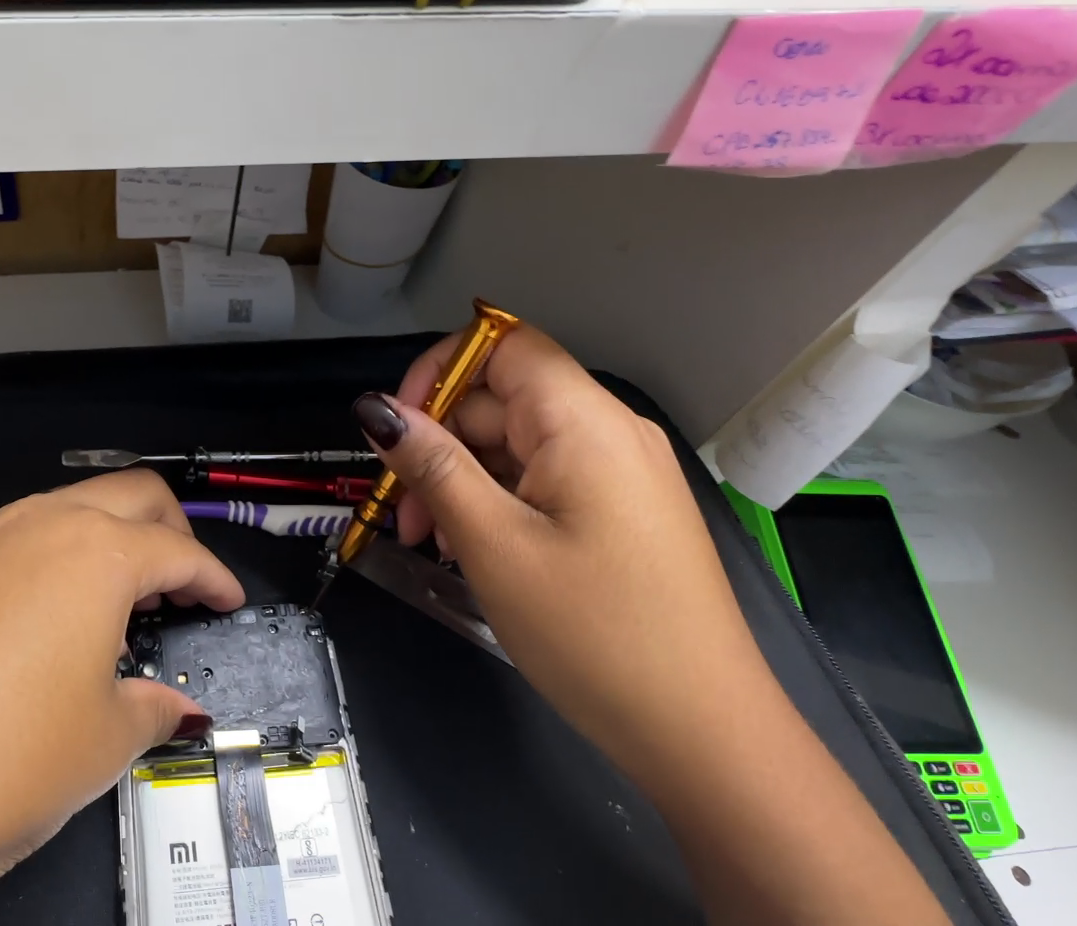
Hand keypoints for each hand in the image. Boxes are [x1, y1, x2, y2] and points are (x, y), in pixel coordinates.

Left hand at [0, 469, 244, 925]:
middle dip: (170, 531)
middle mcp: (43, 525)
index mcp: (99, 553)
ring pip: (71, 508)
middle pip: (130, 495)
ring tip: (125, 601)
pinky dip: (61, 558)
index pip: (180, 552)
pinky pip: (24, 540)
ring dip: (111, 538)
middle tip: (185, 584)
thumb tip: (174, 707)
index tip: (230, 602)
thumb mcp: (102, 742)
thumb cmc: (5, 756)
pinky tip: (57, 618)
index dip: (216, 578)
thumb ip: (151, 709)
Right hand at [352, 325, 947, 924]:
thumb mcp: (493, 543)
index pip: (502, 344)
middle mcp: (608, 433)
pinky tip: (472, 552)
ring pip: (514, 446)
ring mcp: (618, 475)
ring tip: (432, 544)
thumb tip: (375, 408)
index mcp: (584, 423)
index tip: (395, 428)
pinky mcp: (619, 513)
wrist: (700, 732)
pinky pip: (541, 481)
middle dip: (438, 444)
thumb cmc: (591, 631)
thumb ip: (432, 465)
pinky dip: (496, 503)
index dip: (439, 370)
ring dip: (460, 480)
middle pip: (500, 400)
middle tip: (401, 515)